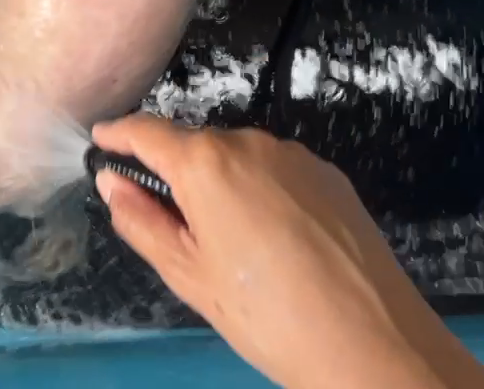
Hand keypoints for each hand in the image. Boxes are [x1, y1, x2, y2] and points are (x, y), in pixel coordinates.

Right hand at [91, 115, 483, 388]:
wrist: (382, 353)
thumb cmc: (268, 317)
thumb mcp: (188, 275)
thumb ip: (139, 219)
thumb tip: (111, 180)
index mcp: (203, 162)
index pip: (144, 130)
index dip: (117, 133)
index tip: (101, 140)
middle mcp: (246, 142)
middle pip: (192, 146)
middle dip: (175, 173)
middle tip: (177, 227)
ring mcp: (293, 155)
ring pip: (235, 158)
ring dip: (220, 183)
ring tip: (235, 242)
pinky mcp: (330, 175)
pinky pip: (275, 170)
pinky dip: (260, 190)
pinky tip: (278, 240)